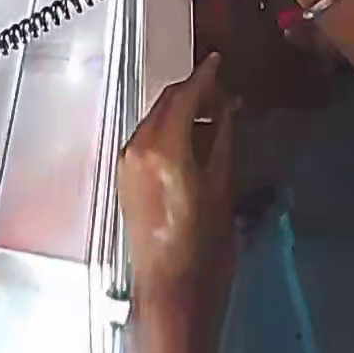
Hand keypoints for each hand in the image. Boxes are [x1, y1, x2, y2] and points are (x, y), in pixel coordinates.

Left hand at [121, 52, 237, 297]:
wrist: (170, 291)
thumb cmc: (202, 243)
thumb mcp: (221, 182)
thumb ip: (222, 134)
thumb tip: (228, 104)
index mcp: (164, 146)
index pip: (185, 95)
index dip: (204, 75)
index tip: (217, 61)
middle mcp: (138, 146)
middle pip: (167, 100)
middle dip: (194, 91)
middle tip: (223, 92)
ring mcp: (127, 160)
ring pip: (157, 115)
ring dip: (182, 108)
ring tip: (213, 114)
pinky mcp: (125, 174)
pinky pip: (148, 135)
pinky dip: (169, 127)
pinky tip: (191, 136)